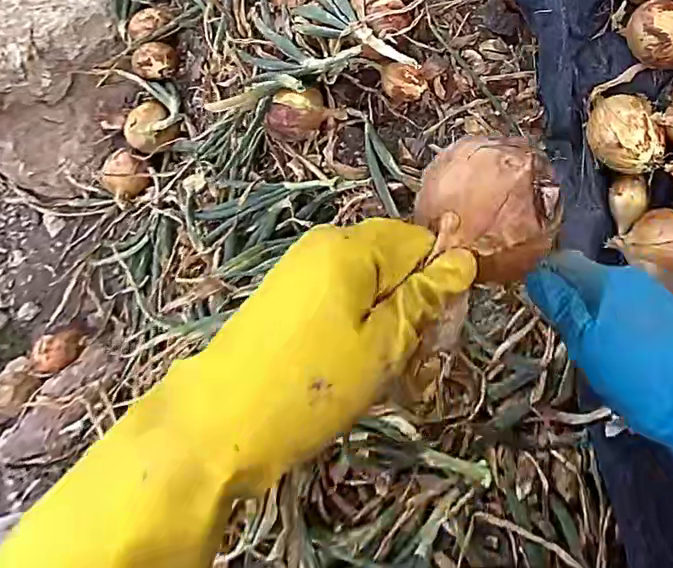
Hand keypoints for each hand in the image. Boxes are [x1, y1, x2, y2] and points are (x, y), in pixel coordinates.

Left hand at [0, 220, 475, 565]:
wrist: (209, 430)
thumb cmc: (307, 387)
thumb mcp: (381, 347)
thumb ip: (424, 298)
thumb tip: (464, 260)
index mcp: (350, 245)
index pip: (420, 241)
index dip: (436, 282)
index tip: (433, 330)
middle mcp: (325, 242)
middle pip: (394, 258)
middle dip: (410, 302)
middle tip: (410, 359)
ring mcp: (300, 266)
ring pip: (368, 279)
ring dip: (385, 318)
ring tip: (379, 369)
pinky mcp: (285, 292)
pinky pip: (339, 292)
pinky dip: (355, 322)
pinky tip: (348, 365)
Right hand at [526, 252, 672, 494]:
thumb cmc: (634, 376)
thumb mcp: (586, 346)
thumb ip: (561, 307)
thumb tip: (536, 275)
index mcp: (606, 279)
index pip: (564, 261)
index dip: (546, 278)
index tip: (537, 303)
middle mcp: (630, 276)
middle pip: (588, 276)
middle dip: (572, 298)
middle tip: (565, 333)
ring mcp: (654, 292)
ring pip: (611, 293)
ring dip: (597, 311)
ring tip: (594, 346)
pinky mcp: (671, 310)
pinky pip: (633, 305)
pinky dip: (620, 319)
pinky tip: (624, 348)